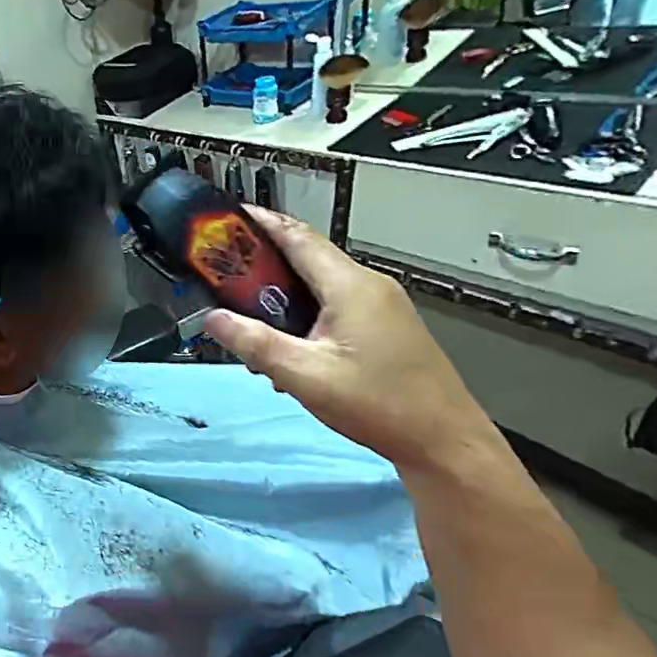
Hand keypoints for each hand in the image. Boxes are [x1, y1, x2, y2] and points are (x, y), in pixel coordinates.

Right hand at [205, 207, 492, 471]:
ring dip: (286, 298)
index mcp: (350, 285)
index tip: (231, 217)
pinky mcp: (388, 327)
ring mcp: (383, 305)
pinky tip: (293, 349)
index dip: (262, 222)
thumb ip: (256, 344)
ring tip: (253, 322)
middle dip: (266, 264)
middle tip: (228, 276)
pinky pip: (338, 307)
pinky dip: (309, 316)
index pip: (298, 236)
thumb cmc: (379, 404)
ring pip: (322, 287)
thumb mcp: (306, 376)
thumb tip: (214, 319)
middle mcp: (369, 285)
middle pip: (309, 259)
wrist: (443, 439)